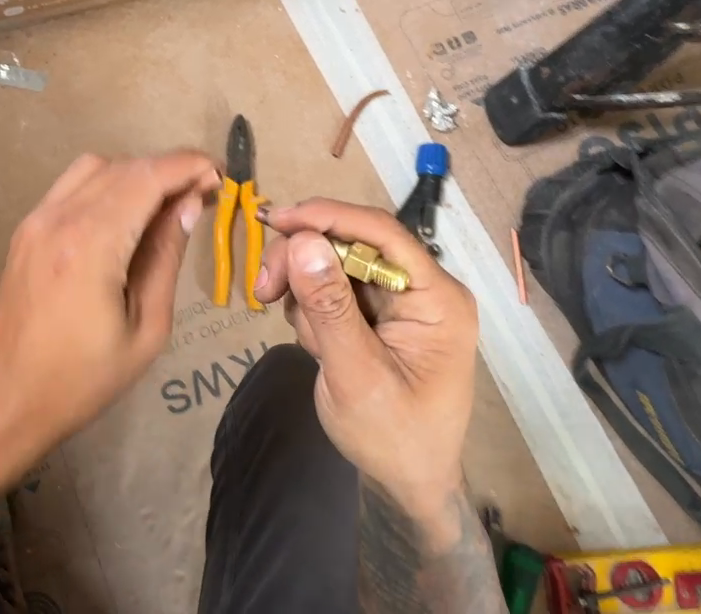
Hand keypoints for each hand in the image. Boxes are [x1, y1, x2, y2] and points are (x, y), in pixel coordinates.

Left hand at [0, 151, 220, 468]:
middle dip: (168, 170)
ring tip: (166, 205)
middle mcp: (60, 217)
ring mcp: (37, 218)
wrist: (8, 393)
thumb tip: (188, 206)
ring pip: (95, 166)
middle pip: (123, 166)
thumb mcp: (146, 329)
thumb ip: (166, 258)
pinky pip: (72, 185)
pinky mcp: (27, 227)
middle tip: (203, 195)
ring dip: (136, 173)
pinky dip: (106, 184)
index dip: (188, 167)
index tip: (219, 176)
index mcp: (91, 244)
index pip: (147, 177)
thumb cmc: (84, 377)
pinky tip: (126, 215)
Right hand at [254, 200, 479, 533]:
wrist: (403, 484)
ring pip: (331, 260)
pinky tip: (313, 340)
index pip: (381, 232)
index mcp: (436, 298)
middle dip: (302, 259)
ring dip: (301, 286)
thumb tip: (301, 241)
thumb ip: (329, 308)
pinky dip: (307, 303)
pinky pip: (328, 284)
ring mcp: (395, 299)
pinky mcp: (373, 312)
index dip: (327, 217)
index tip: (275, 221)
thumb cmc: (393, 437)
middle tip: (264, 291)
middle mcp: (419, 288)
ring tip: (298, 333)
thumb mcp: (356, 375)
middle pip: (349, 242)